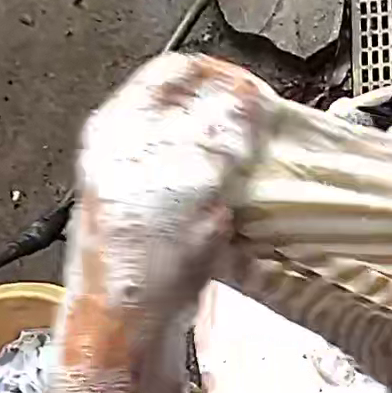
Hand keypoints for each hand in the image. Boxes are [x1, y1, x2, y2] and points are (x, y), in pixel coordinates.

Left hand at [67, 54, 264, 347]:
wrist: (128, 321)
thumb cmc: (143, 257)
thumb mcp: (188, 186)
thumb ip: (218, 137)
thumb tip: (248, 97)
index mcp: (123, 127)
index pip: (178, 72)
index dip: (224, 77)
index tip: (261, 96)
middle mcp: (131, 148)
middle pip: (193, 107)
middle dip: (235, 114)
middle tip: (269, 132)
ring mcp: (148, 180)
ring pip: (202, 144)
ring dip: (237, 149)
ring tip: (264, 163)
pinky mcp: (166, 211)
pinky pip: (205, 178)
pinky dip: (231, 180)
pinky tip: (248, 194)